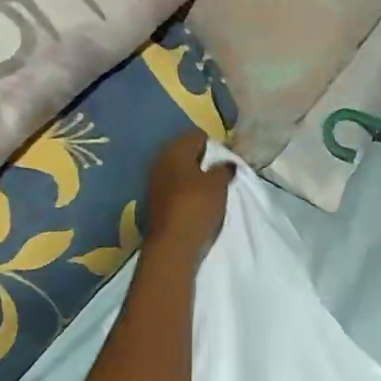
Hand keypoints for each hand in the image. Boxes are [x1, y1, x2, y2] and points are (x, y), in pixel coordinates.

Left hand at [143, 132, 231, 255]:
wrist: (172, 245)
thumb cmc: (196, 207)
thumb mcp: (218, 185)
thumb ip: (223, 169)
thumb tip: (226, 163)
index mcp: (175, 149)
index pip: (197, 136)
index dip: (214, 146)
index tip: (226, 162)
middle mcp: (160, 160)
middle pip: (185, 153)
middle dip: (202, 161)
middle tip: (219, 176)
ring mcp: (154, 181)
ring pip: (178, 171)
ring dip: (192, 178)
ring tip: (209, 192)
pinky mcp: (154, 201)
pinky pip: (172, 188)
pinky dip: (184, 192)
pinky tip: (195, 203)